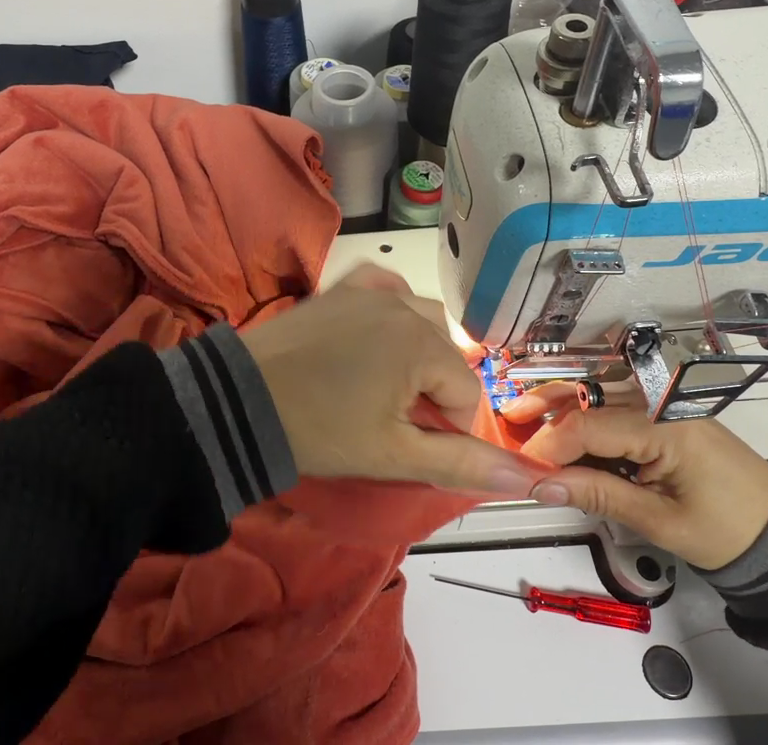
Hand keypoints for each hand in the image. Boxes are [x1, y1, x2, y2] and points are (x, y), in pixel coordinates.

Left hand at [240, 264, 547, 496]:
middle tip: (390, 418)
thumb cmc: (319, 431)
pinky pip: (385, 287)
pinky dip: (391, 308)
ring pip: (421, 319)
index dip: (448, 427)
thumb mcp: (393, 455)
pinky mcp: (339, 287)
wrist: (240, 402)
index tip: (409, 443)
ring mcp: (369, 290)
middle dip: (432, 390)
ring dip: (416, 351)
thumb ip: (462, 464)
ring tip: (382, 385)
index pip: (467, 393)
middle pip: (446, 354)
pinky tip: (376, 334)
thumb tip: (528, 480)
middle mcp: (404, 306)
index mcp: (423, 345)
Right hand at [501, 383, 767, 569]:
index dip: (551, 444)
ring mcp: (667, 405)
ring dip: (562, 407)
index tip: (521, 466)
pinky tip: (565, 433)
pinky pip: (619, 406)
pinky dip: (587, 417)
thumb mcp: (658, 521)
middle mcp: (665, 403)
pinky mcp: (668, 414)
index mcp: (668, 426)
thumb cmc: (726, 532)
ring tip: (525, 422)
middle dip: (547, 407)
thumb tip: (540, 485)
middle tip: (507, 421)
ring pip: (601, 394)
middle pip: (592, 395)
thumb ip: (598, 494)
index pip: (591, 425)